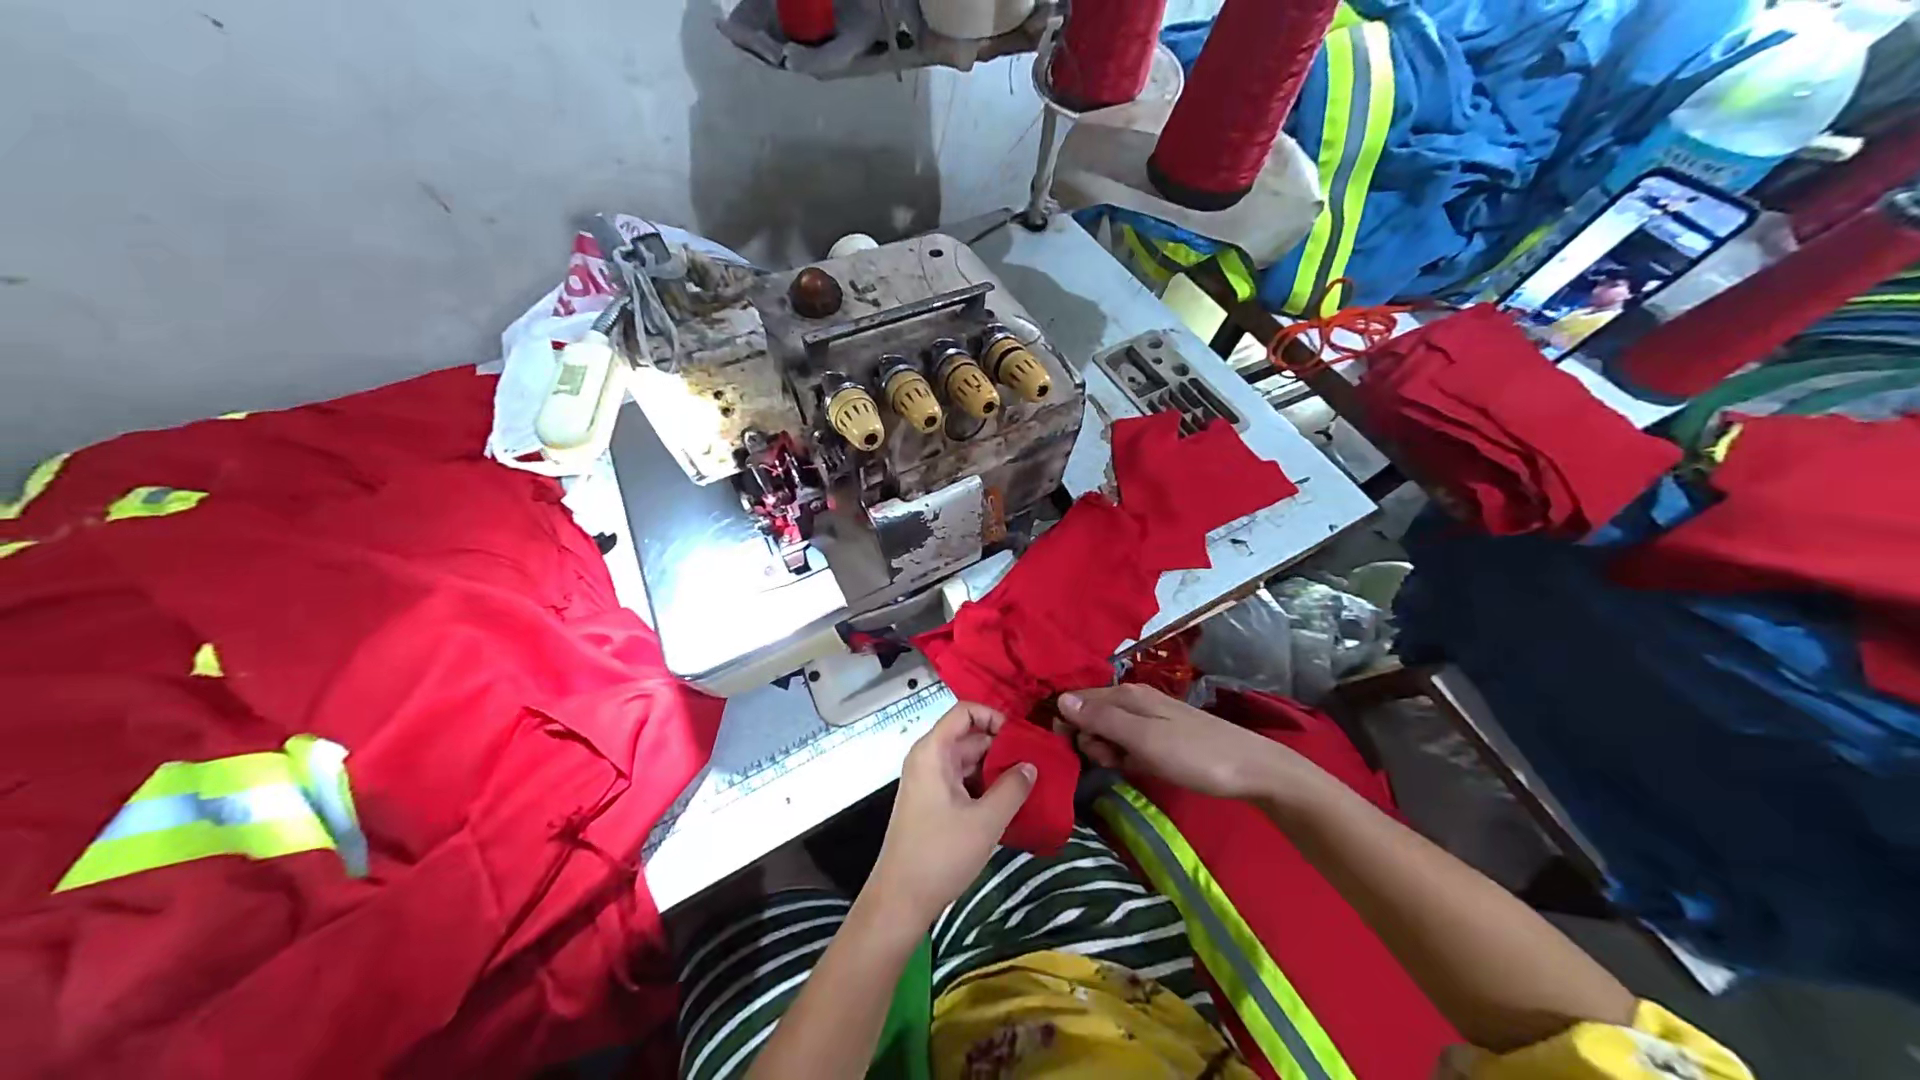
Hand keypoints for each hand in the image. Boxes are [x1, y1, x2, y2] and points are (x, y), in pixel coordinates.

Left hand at [869, 703, 1035, 926]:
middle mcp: (928, 759)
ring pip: (969, 762)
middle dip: (1002, 747)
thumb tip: (1031, 766)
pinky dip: (985, 787)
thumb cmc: (940, 854)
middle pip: (969, 737)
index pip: (965, 712)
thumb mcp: (985, 821)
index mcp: (933, 752)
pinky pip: (963, 782)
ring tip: (1029, 784)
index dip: (995, 717)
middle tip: (1037, 763)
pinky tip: (1010, 803)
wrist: (900, 899)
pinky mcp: (933, 803)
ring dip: (996, 770)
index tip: (1022, 738)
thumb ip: (1012, 788)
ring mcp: (929, 782)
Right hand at [1057, 684, 1319, 800]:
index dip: (1066, 721)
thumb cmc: (1195, 755)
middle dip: (1086, 738)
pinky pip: (1126, 743)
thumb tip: (1060, 700)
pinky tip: (1133, 769)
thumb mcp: (1143, 739)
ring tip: (1121, 767)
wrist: (1253, 771)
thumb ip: (1102, 720)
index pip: (1077, 698)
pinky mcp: (1159, 739)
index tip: (1068, 747)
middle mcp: (1133, 700)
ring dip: (1104, 750)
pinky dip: (1123, 756)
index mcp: (1127, 694)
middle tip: (1105, 760)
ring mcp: (1148, 719)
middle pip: (1090, 715)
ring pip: (1107, 731)